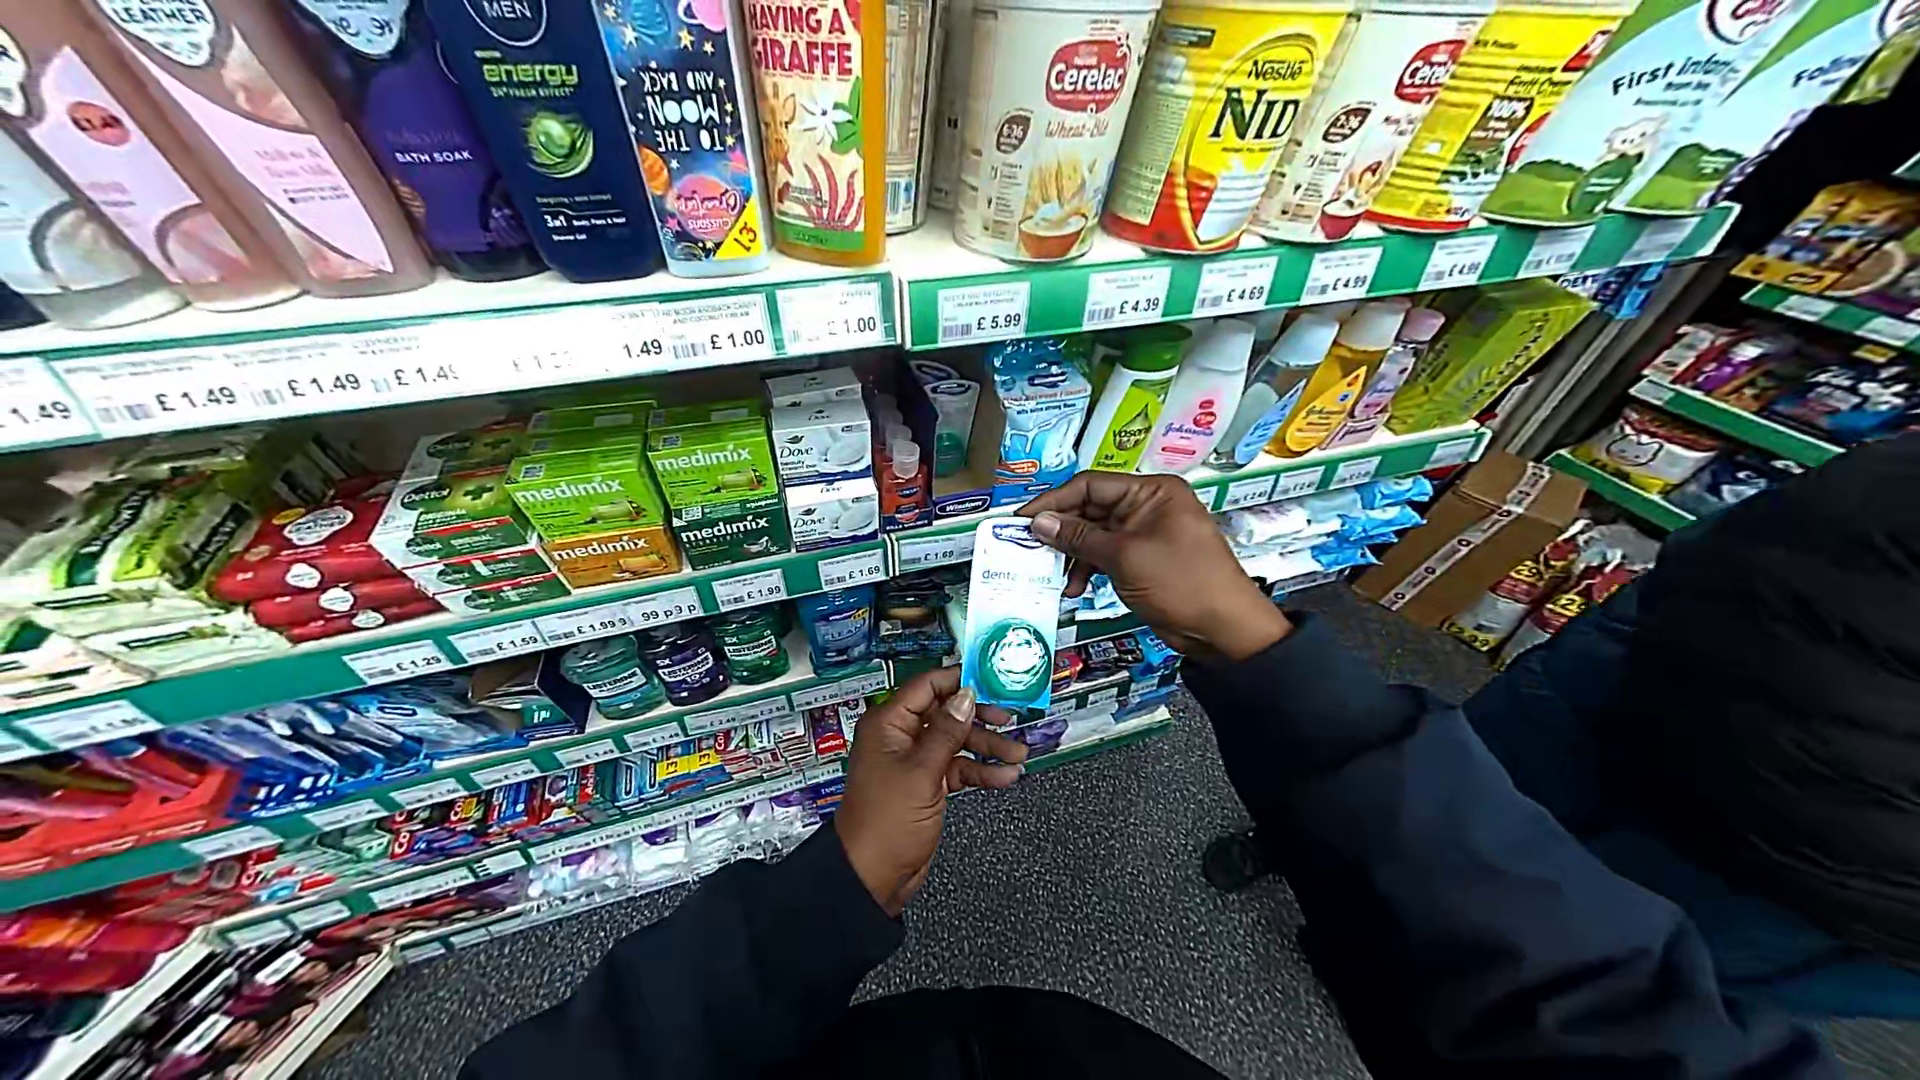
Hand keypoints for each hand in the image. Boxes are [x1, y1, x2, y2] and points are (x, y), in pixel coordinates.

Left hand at [836, 667, 1029, 916]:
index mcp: (889, 723)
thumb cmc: (885, 820)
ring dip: (987, 747)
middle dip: (980, 717)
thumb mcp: (921, 772)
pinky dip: (980, 771)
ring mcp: (915, 761)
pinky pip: (958, 767)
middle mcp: (901, 736)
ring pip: (957, 741)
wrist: (872, 877)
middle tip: (1009, 718)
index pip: (927, 686)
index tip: (990, 679)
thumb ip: (947, 732)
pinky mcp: (927, 783)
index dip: (958, 680)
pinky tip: (1004, 776)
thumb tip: (966, 696)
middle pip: (947, 713)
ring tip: (1018, 753)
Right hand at [1020, 471, 1289, 661]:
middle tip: (1030, 549)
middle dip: (1061, 531)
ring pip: (1093, 535)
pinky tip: (1075, 588)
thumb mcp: (1125, 556)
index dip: (1054, 502)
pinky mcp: (1140, 559)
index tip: (1023, 519)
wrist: (1223, 630)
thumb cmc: (1182, 583)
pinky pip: (1104, 555)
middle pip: (1090, 510)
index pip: (1091, 485)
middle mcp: (1146, 506)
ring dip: (1072, 555)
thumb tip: (1038, 523)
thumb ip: (1079, 537)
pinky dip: (1087, 569)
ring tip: (1056, 576)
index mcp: (1151, 491)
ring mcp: (1143, 534)